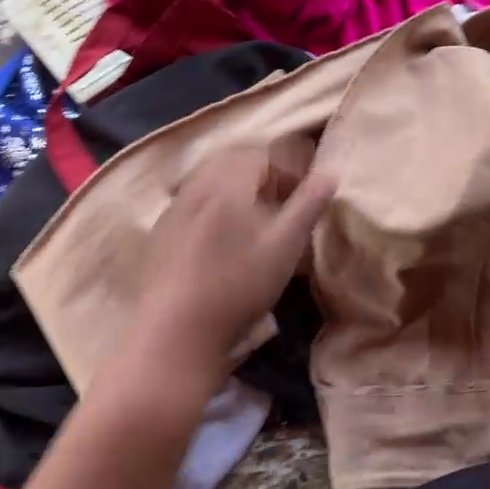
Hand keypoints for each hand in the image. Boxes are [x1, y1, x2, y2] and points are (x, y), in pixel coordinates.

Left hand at [131, 139, 334, 370]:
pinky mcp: (159, 235)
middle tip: (281, 201)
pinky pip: (192, 203)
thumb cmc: (238, 284)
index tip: (303, 194)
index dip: (288, 168)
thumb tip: (330, 173)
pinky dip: (214, 207)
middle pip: (232, 161)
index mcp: (227, 181)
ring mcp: (173, 210)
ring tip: (255, 220)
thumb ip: (309, 204)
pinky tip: (222, 240)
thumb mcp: (286, 244)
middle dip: (262, 172)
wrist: (175, 334)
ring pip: (209, 180)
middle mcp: (196, 186)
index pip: (262, 154)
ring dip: (236, 188)